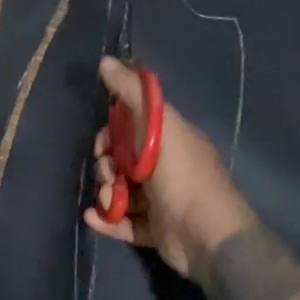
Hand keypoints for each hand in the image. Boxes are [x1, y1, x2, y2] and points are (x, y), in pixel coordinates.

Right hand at [83, 56, 254, 279]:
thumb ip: (133, 93)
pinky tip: (92, 216)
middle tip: (107, 172)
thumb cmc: (183, 175)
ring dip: (105, 192)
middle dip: (106, 163)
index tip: (104, 139)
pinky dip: (106, 218)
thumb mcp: (159, 125)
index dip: (113, 130)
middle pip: (123, 158)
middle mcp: (167, 167)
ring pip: (121, 188)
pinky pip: (123, 221)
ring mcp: (161, 200)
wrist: (208, 237)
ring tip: (107, 199)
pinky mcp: (155, 229)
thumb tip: (106, 61)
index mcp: (172, 139)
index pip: (134, 125)